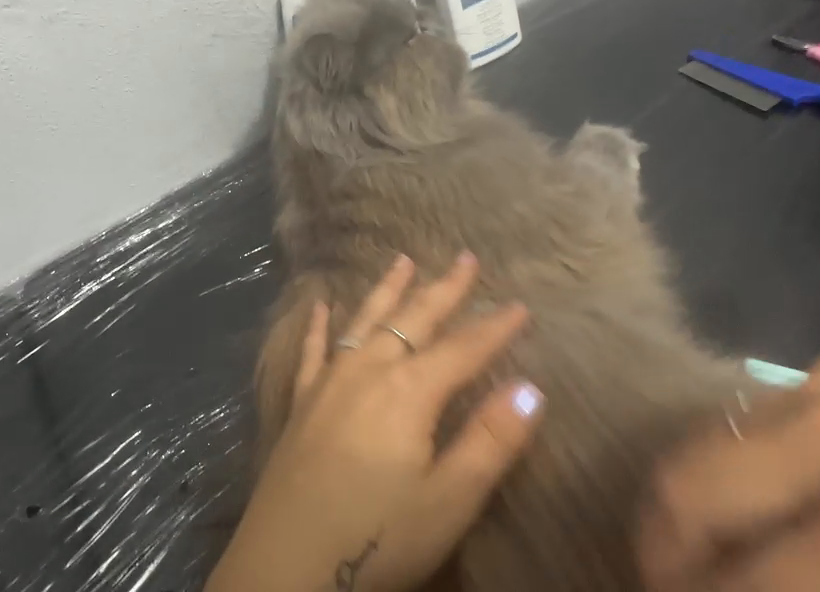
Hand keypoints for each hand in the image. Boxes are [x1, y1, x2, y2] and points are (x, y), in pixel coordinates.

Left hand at [206, 253, 539, 591]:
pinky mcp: (300, 401)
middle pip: (413, 320)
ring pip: (364, 321)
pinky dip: (320, 323)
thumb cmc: (379, 537)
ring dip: (388, 290)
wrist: (287, 563)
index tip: (521, 304)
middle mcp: (368, 371)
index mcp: (410, 392)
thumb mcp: (450, 501)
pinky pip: (313, 349)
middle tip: (466, 258)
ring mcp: (328, 382)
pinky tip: (320, 303)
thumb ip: (491, 441)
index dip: (494, 327)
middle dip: (444, 289)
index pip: (463, 350)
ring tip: (403, 259)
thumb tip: (532, 387)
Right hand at [639, 352, 819, 591]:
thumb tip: (783, 587)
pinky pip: (743, 423)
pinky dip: (722, 470)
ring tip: (700, 554)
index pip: (742, 582)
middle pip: (685, 495)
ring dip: (683, 508)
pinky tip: (753, 502)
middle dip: (660, 554)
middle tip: (666, 587)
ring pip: (699, 448)